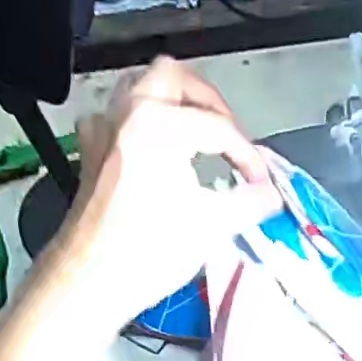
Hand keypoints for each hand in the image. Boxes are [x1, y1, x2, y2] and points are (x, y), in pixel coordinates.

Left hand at [49, 57, 282, 323]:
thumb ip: (250, 202)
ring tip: (199, 136)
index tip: (262, 183)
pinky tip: (157, 151)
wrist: (93, 281)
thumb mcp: (212, 227)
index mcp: (159, 125)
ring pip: (142, 88)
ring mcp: (104, 130)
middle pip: (175, 80)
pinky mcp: (91, 152)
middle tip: (231, 137)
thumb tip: (270, 195)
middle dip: (210, 104)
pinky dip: (145, 123)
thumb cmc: (149, 253)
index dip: (248, 155)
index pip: (219, 127)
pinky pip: (120, 116)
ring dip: (175, 104)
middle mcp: (127, 113)